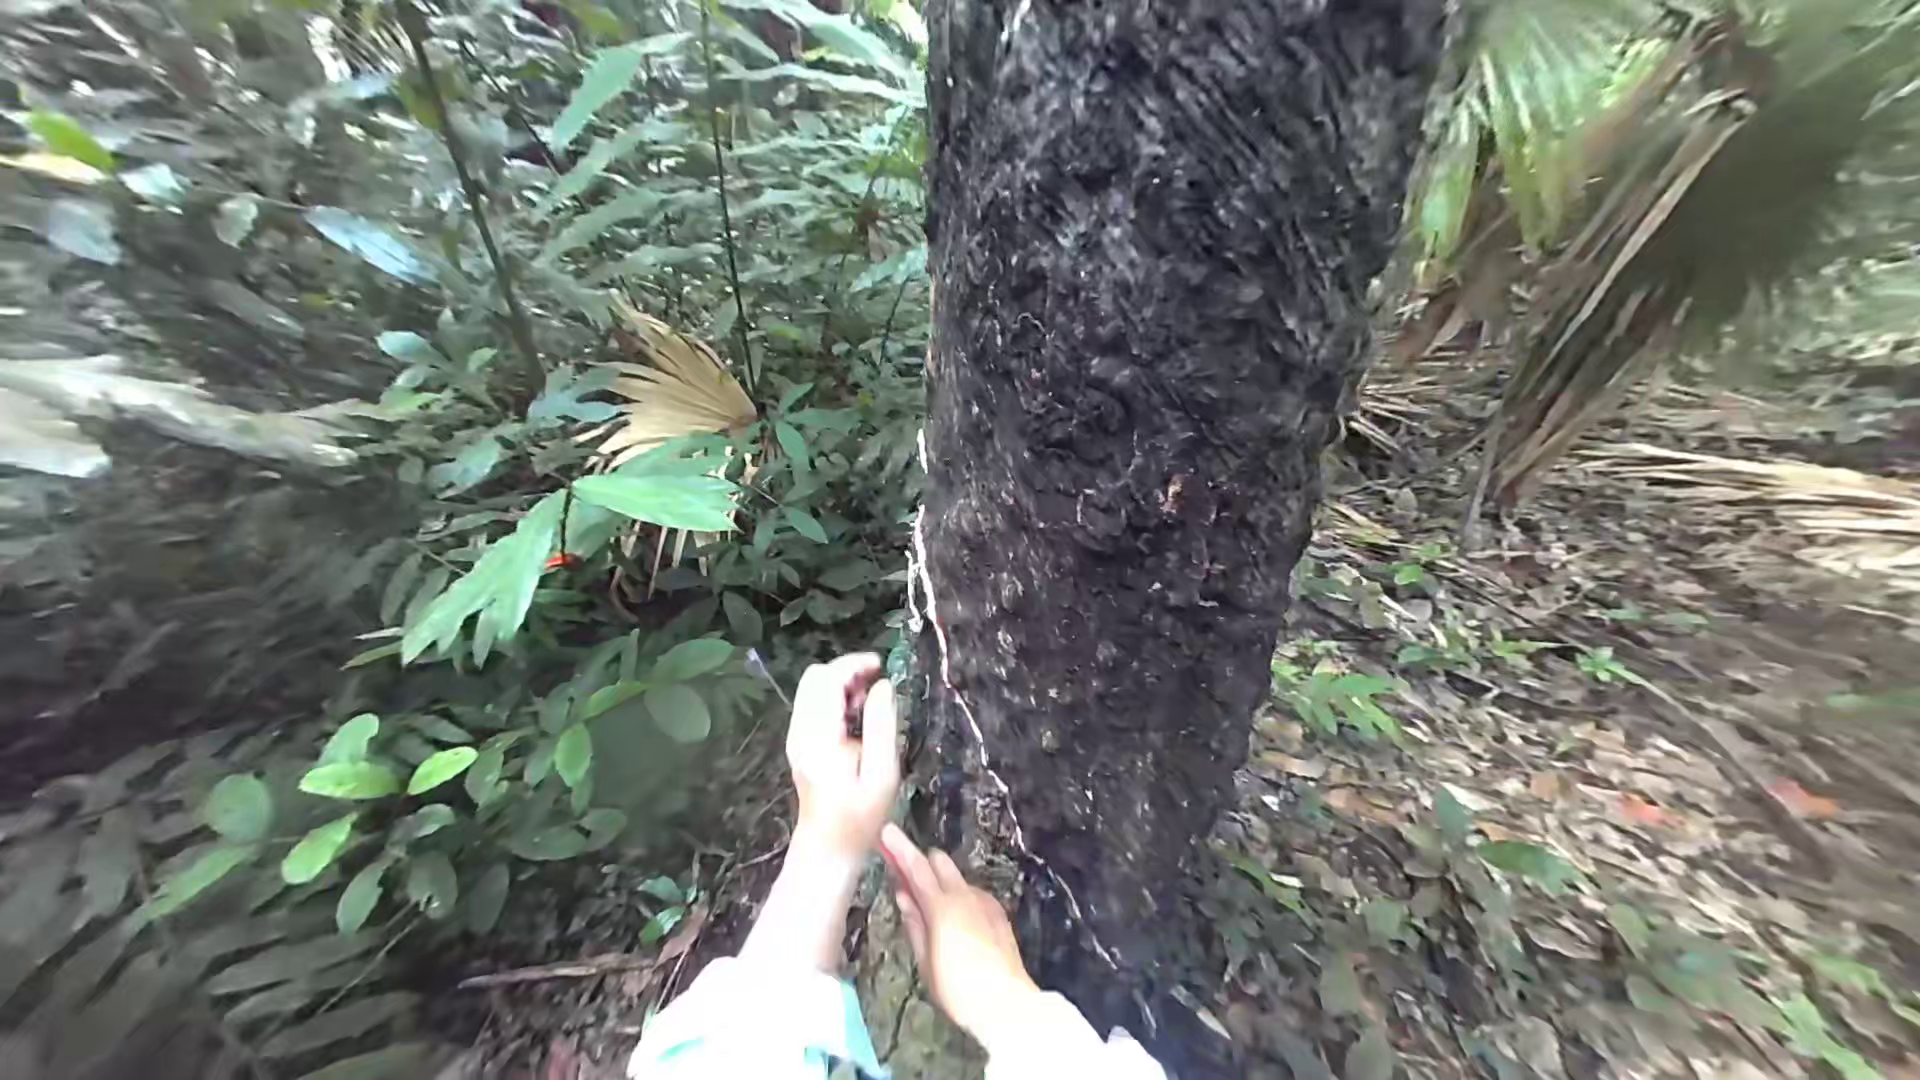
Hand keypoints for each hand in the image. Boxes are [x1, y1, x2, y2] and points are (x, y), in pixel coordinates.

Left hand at [740, 654, 897, 973]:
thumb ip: (881, 724)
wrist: (828, 849)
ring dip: (842, 684)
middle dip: (847, 671)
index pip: (828, 679)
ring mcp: (797, 736)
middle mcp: (801, 731)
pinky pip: (814, 704)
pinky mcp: (800, 742)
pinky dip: (835, 698)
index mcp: (819, 736)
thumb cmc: (859, 817)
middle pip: (815, 677)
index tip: (881, 667)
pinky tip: (856, 717)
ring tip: (869, 703)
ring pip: (813, 688)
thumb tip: (884, 686)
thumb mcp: (882, 773)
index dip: (854, 665)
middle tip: (876, 685)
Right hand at [880, 823, 1043, 1050]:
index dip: (900, 848)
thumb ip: (914, 923)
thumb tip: (903, 894)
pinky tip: (958, 925)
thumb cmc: (958, 989)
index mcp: (941, 906)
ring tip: (933, 914)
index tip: (887, 831)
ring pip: (956, 877)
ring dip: (941, 883)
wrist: (1006, 1003)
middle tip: (906, 878)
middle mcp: (963, 893)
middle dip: (922, 863)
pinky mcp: (996, 909)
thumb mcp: (926, 962)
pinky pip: (972, 893)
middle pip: (939, 861)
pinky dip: (960, 899)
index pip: (916, 867)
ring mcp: (983, 899)